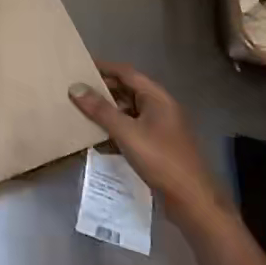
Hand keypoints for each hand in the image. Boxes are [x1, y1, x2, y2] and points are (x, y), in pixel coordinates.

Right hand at [69, 62, 223, 219]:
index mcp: (157, 97)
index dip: (104, 68)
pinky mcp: (157, 145)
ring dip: (108, 111)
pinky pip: (132, 129)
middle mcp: (160, 107)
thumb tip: (75, 88)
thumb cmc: (160, 158)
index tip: (79, 67)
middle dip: (103, 90)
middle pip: (128, 91)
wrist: (190, 197)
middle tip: (75, 91)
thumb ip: (101, 110)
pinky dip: (116, 129)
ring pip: (129, 111)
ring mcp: (160, 127)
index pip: (127, 73)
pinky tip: (98, 139)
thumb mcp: (127, 132)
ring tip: (81, 113)